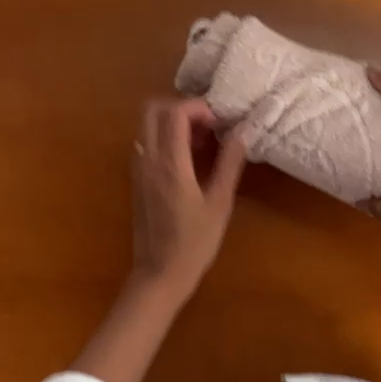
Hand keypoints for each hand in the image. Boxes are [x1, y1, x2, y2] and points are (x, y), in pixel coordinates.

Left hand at [129, 97, 247, 297]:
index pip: (175, 112)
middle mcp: (148, 160)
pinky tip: (188, 162)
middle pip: (153, 110)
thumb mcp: (219, 204)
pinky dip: (165, 140)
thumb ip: (229, 164)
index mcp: (169, 163)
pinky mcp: (137, 182)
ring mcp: (138, 171)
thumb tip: (243, 131)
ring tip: (202, 143)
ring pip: (147, 127)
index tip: (221, 122)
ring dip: (172, 124)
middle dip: (181, 108)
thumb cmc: (194, 244)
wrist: (159, 274)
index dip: (199, 107)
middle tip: (208, 126)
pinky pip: (147, 145)